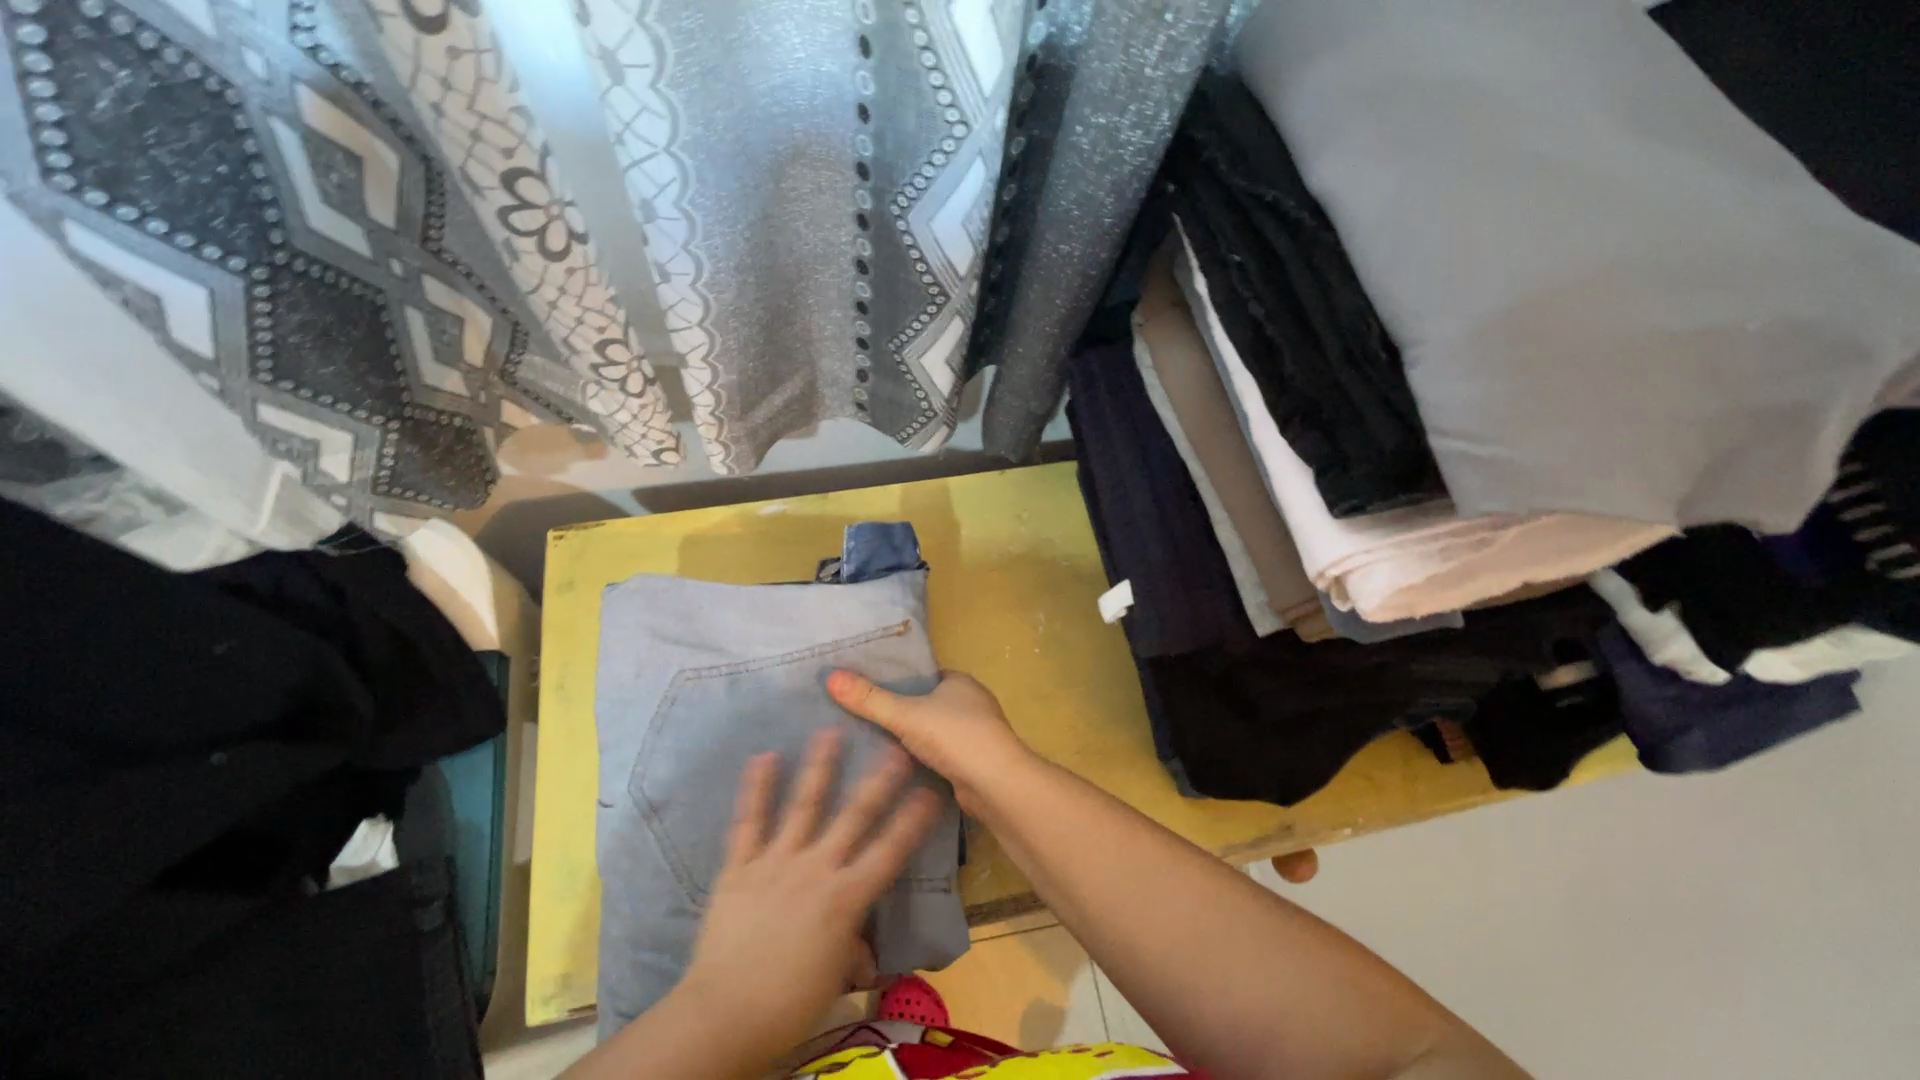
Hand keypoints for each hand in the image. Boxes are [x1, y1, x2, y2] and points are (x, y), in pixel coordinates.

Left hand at [674, 729, 941, 1065]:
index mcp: (847, 898)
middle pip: (855, 816)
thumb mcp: (834, 978)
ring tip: (830, 731)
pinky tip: (764, 757)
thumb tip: (862, 954)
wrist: (726, 1012)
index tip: (931, 790)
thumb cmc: (789, 1003)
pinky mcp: (739, 866)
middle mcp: (817, 869)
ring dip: (820, 767)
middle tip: (896, 746)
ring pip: (804, 806)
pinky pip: (749, 822)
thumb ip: (851, 951)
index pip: (890, 851)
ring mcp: (776, 862)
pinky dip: (756, 788)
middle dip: (880, 780)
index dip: (914, 820)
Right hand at [828, 670, 1033, 814]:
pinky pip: (942, 757)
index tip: (870, 689)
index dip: (900, 681)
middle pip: (930, 705)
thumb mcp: (905, 715)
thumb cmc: (955, 736)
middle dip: (904, 713)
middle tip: (865, 720)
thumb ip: (869, 699)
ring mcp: (977, 736)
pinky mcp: (974, 764)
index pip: (925, 676)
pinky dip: (924, 761)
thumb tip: (831, 677)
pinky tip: (899, 769)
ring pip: (936, 733)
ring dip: (914, 740)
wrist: (995, 784)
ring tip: (874, 746)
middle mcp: (973, 704)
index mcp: (961, 682)